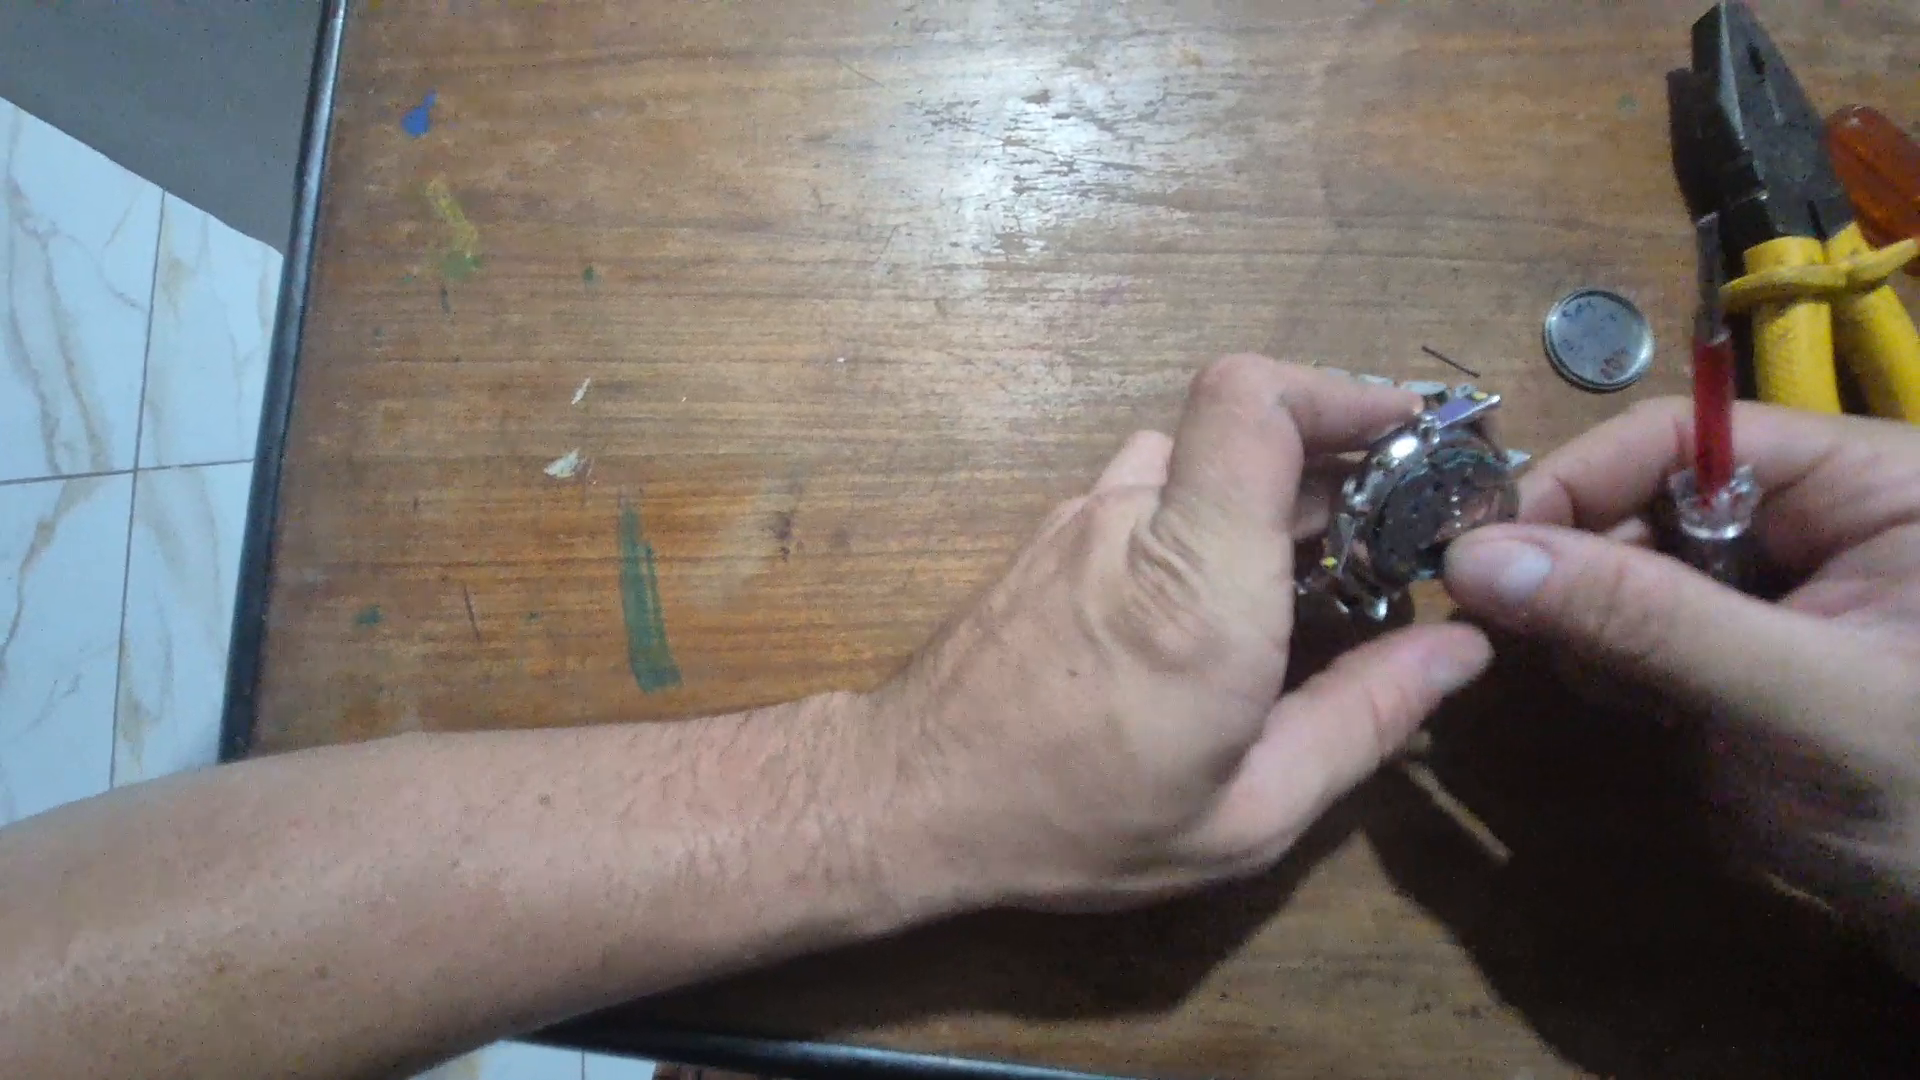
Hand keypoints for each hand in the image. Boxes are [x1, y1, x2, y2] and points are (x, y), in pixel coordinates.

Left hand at [871, 356, 1492, 908]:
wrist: (917, 792)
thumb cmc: (1077, 821)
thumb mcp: (1246, 812)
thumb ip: (1363, 719)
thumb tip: (1457, 647)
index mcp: (1194, 585)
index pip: (1249, 402)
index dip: (1335, 390)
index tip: (1406, 433)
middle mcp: (1128, 520)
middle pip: (1237, 424)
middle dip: (1329, 457)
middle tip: (1386, 529)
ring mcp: (1074, 517)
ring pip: (1189, 458)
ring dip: (1257, 489)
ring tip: (1303, 565)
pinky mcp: (1045, 534)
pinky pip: (1140, 491)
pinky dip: (1197, 510)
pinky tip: (1208, 588)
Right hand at [1442, 399, 1919, 927]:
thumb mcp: (1795, 699)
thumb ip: (1637, 617)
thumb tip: (1468, 559)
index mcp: (1866, 485)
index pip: (1673, 437)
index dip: (1568, 483)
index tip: (1481, 555)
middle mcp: (1801, 511)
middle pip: (1623, 497)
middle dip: (1571, 570)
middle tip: (1528, 634)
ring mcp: (1753, 574)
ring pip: (1603, 560)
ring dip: (1581, 623)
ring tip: (1631, 693)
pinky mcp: (1713, 627)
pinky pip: (1611, 612)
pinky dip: (1595, 654)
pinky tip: (1642, 703)